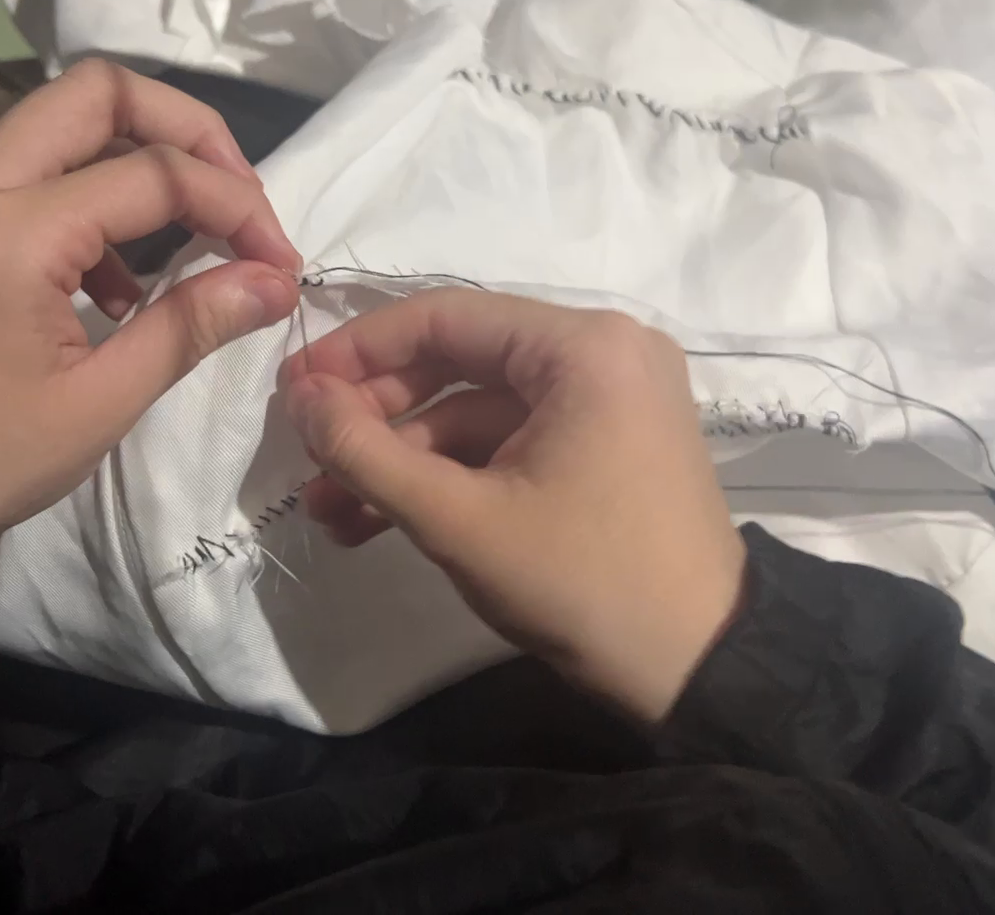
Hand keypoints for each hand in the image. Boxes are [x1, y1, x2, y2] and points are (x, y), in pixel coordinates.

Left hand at [0, 60, 301, 576]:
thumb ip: (190, 328)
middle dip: (190, 132)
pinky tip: (116, 284)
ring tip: (192, 235)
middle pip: (99, 92)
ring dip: (141, 158)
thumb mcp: (98, 405)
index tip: (280, 264)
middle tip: (240, 196)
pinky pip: (30, 173)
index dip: (239, 209)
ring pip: (61, 123)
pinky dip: (93, 198)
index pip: (156, 175)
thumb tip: (274, 283)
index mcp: (14, 232)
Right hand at [278, 289, 744, 721]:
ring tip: (330, 509)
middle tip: (310, 456)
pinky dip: (446, 475)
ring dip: (400, 458)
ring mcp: (601, 400)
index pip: (444, 317)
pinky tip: (379, 520)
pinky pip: (503, 442)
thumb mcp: (457, 519)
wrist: (699, 677)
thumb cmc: (581, 584)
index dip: (358, 349)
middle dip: (375, 416)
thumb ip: (364, 451)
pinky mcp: (596, 444)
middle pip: (456, 362)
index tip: (294, 388)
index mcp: (582, 347)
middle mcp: (599, 353)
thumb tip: (298, 397)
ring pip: (472, 411)